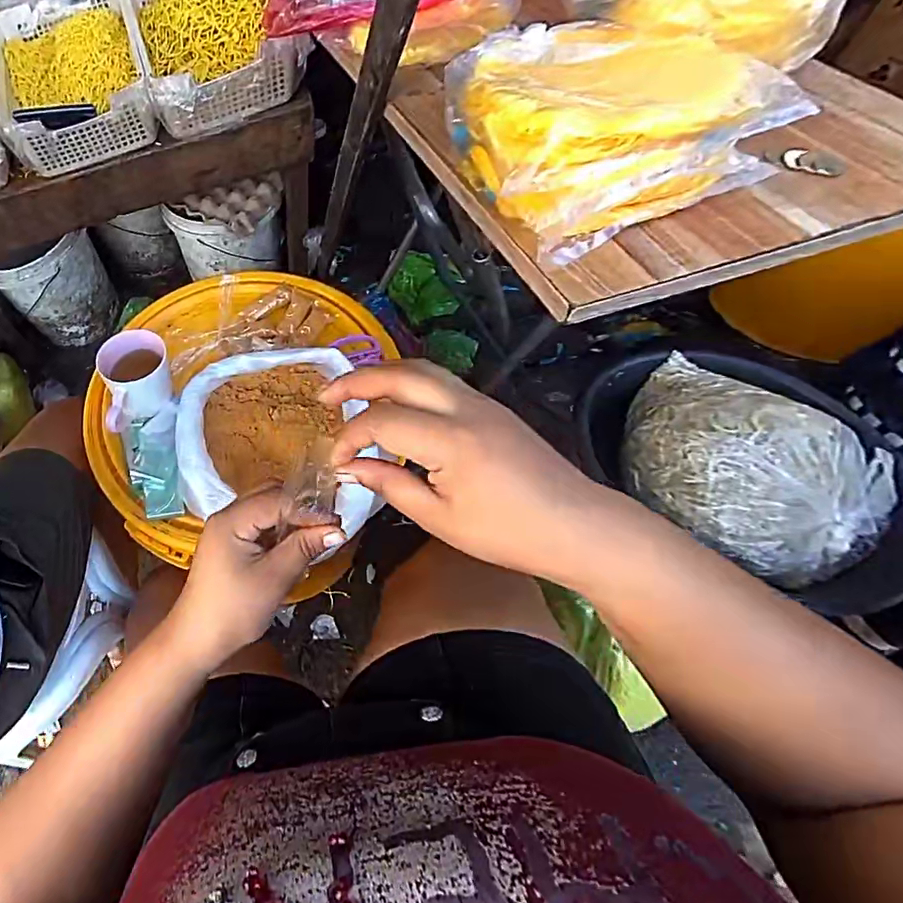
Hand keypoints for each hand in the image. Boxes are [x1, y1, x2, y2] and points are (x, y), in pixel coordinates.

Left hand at [160, 487, 344, 669]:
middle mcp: (227, 516)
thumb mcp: (274, 578)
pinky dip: (280, 528)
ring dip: (291, 517)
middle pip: (270, 495)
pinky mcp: (230, 543)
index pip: (278, 499)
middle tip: (330, 523)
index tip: (338, 523)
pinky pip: (260, 524)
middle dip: (301, 507)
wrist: (196, 640)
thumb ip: (304, 548)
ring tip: (318, 532)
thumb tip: (337, 530)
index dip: (310, 509)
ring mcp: (226, 529)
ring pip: (265, 509)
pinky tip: (297, 542)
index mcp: (232, 519)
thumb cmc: (234, 611)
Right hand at [323, 360, 623, 580]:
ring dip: (383, 375)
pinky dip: (408, 384)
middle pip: (399, 374)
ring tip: (354, 392)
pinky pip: (441, 382)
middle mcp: (464, 408)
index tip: (336, 462)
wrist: (577, 525)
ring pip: (422, 369)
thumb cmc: (510, 533)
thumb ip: (391, 486)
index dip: (349, 438)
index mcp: (449, 440)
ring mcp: (481, 402)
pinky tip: (397, 405)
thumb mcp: (441, 520)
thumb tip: (353, 469)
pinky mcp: (492, 407)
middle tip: (326, 397)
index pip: (381, 421)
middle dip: (356, 381)